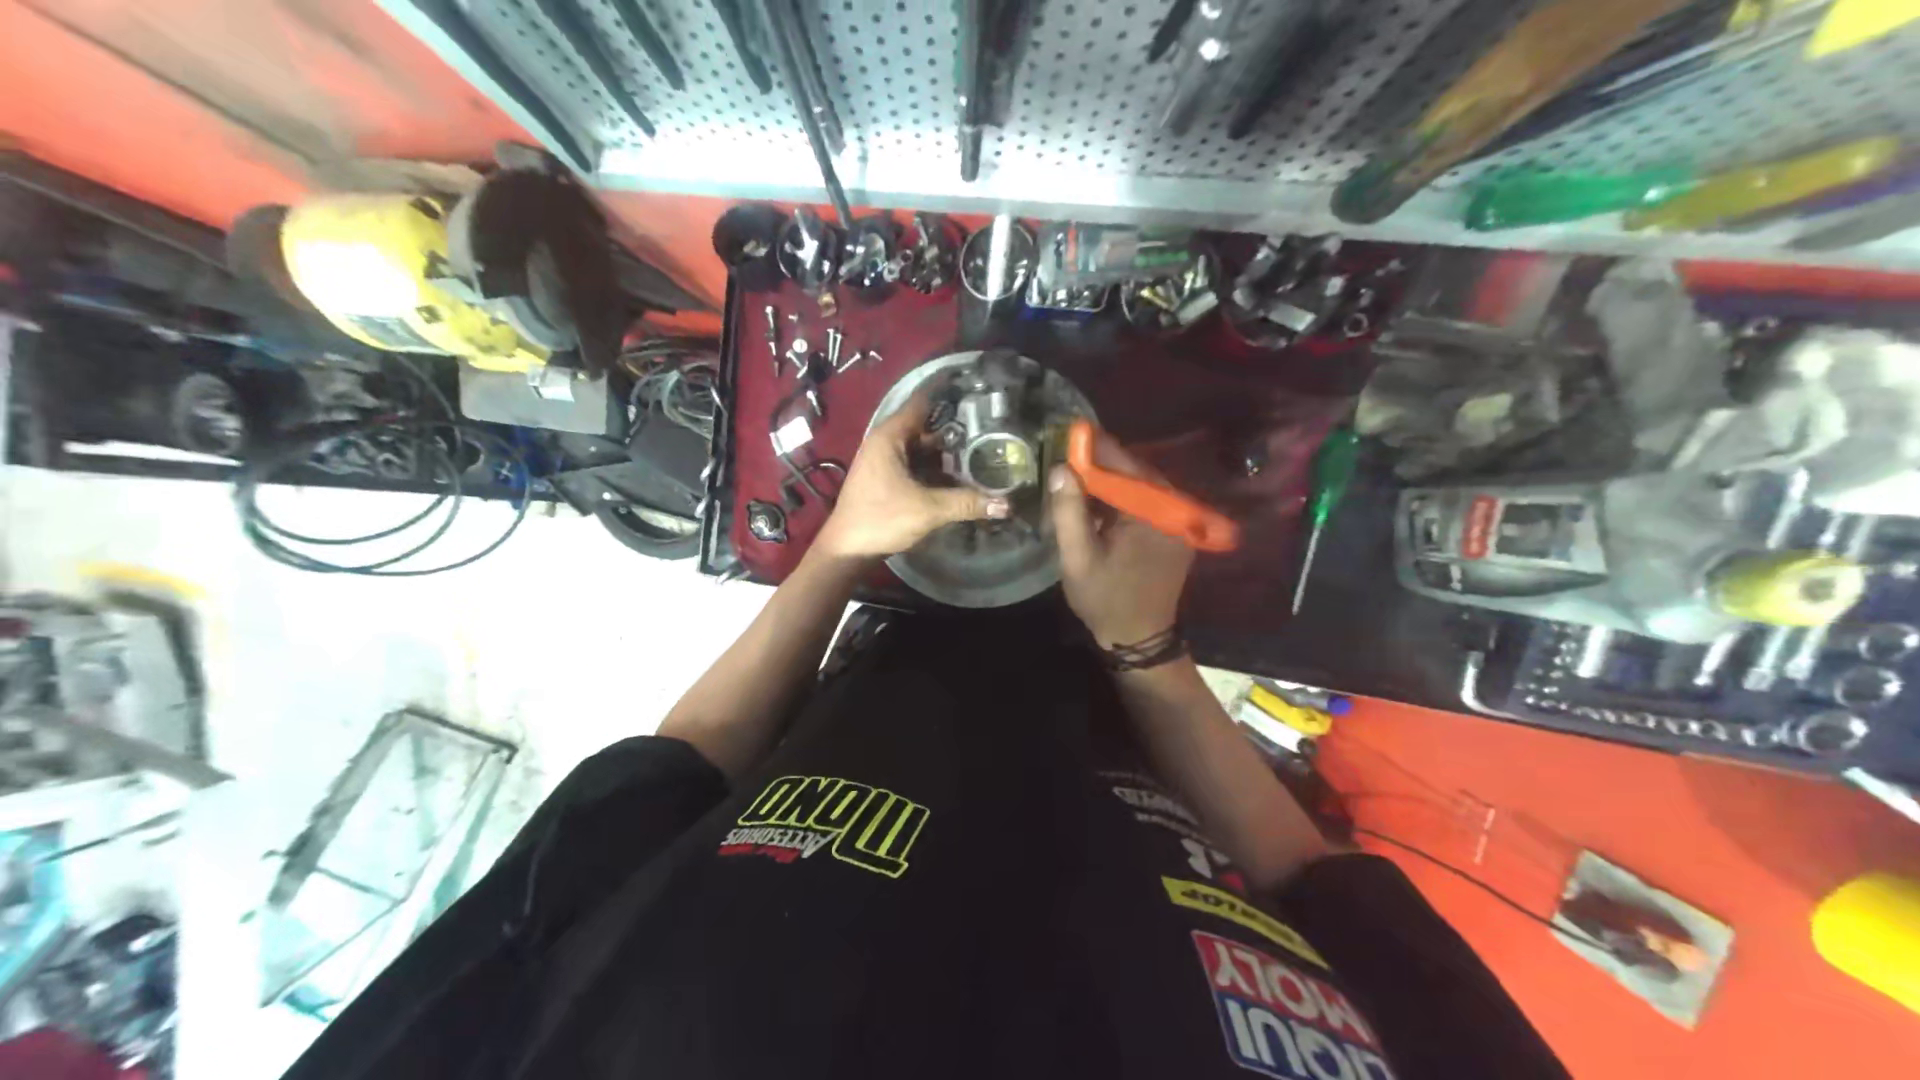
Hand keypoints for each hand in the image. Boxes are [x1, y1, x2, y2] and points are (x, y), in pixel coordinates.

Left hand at [815, 392, 1009, 558]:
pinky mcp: (887, 480)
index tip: (975, 386)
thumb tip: (1006, 504)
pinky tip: (961, 477)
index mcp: (890, 437)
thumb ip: (967, 503)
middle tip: (990, 428)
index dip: (947, 392)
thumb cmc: (881, 520)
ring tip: (983, 451)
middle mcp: (886, 443)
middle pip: (926, 427)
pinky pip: (917, 466)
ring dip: (948, 454)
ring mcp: (885, 462)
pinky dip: (937, 469)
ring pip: (923, 450)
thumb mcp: (928, 510)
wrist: (847, 552)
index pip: (922, 401)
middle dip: (956, 429)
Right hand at [1048, 432, 1194, 647]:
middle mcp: (1174, 512)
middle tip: (1072, 454)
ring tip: (1081, 473)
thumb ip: (1069, 511)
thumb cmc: (1106, 599)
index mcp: (1154, 515)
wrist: (1140, 639)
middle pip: (1136, 473)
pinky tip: (1101, 500)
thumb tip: (1062, 469)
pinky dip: (1124, 497)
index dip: (1096, 448)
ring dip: (1114, 480)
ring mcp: (1179, 523)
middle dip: (1104, 462)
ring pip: (1142, 487)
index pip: (1124, 467)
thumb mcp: (1078, 557)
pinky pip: (1148, 503)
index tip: (1072, 431)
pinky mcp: (1175, 533)